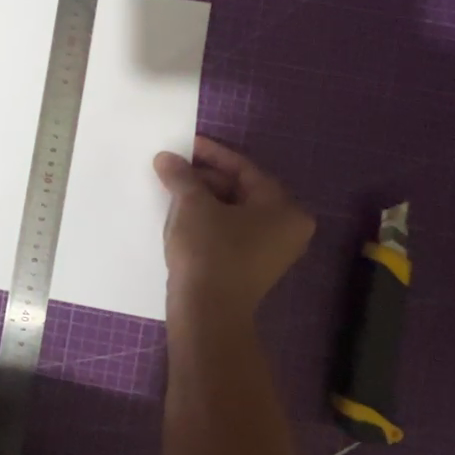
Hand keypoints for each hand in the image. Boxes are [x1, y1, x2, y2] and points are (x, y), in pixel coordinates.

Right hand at [152, 137, 314, 323]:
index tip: (185, 144)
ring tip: (172, 188)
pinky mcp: (251, 264)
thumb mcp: (192, 205)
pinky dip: (208, 217)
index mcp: (284, 209)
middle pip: (241, 189)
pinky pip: (230, 229)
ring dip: (203, 196)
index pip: (246, 169)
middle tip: (173, 168)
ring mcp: (271, 249)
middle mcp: (287, 227)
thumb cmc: (209, 250)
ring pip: (234, 210)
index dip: (212, 154)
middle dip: (205, 177)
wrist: (207, 310)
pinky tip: (181, 213)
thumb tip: (167, 157)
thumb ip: (182, 176)